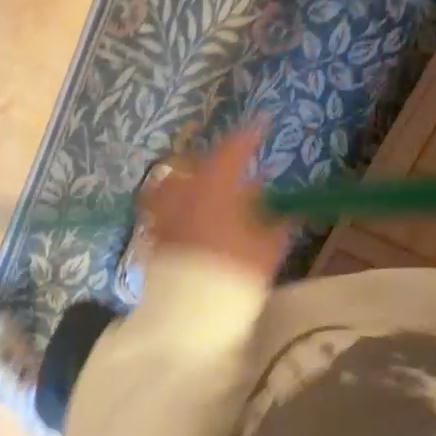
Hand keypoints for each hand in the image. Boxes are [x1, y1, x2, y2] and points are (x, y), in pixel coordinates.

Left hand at [142, 125, 290, 284]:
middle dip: (215, 164)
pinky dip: (173, 209)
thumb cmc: (236, 275)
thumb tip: (283, 212)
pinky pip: (160, 212)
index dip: (249, 134)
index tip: (261, 123)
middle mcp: (184, 193)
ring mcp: (163, 214)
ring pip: (172, 185)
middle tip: (233, 173)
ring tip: (204, 194)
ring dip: (189, 184)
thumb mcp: (267, 249)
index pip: (233, 148)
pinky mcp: (152, 237)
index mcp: (215, 187)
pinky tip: (187, 221)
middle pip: (196, 165)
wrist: (192, 313)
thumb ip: (276, 224)